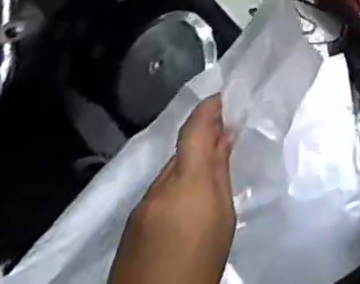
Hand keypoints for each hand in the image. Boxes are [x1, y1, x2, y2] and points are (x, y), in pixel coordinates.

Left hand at [110, 96, 235, 283]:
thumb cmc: (200, 262)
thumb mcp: (223, 217)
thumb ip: (220, 174)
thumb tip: (223, 138)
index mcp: (183, 181)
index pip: (192, 130)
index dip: (207, 109)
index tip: (224, 96)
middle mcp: (156, 189)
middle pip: (182, 153)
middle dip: (204, 142)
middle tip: (230, 137)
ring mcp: (139, 210)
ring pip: (170, 174)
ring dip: (190, 167)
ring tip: (215, 175)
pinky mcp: (130, 230)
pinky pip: (158, 195)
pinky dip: (176, 189)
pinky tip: (190, 206)